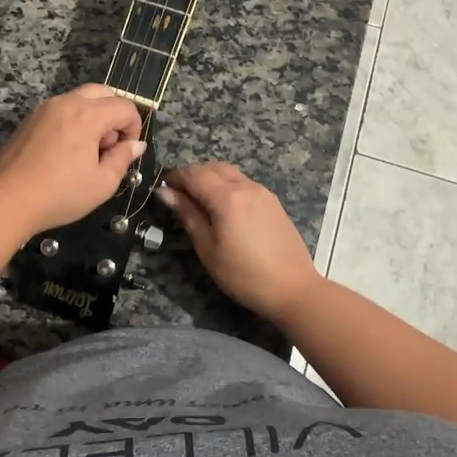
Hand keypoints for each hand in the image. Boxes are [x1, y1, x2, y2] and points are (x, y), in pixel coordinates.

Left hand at [0, 84, 145, 234]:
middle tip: (107, 146)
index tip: (126, 152)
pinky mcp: (29, 119)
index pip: (125, 107)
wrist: (8, 201)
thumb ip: (123, 158)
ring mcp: (44, 108)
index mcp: (88, 115)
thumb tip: (136, 145)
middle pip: (103, 92)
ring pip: (79, 98)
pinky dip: (72, 121)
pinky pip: (60, 109)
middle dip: (114, 115)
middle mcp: (66, 103)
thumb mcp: (102, 183)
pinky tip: (63, 153)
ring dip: (92, 116)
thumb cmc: (60, 195)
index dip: (134, 128)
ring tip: (85, 151)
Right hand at [157, 162, 323, 321]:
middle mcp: (246, 187)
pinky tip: (225, 210)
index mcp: (227, 197)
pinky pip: (245, 185)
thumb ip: (188, 215)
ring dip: (212, 180)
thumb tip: (166, 193)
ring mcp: (263, 193)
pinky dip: (228, 188)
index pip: (194, 174)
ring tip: (200, 204)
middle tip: (179, 196)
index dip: (175, 177)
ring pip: (231, 174)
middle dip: (193, 175)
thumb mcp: (208, 249)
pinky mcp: (274, 203)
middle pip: (214, 168)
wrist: (293, 288)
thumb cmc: (244, 274)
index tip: (163, 190)